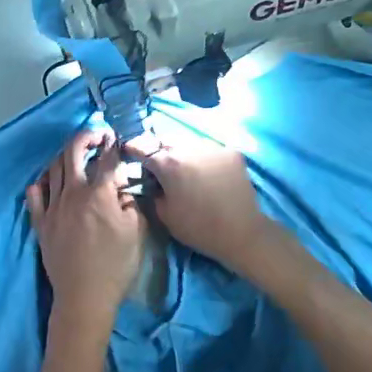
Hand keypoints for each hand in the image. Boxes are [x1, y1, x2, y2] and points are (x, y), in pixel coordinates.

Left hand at [26, 129, 144, 324]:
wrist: (84, 298)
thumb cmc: (115, 266)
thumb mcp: (136, 231)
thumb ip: (130, 201)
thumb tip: (122, 186)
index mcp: (98, 194)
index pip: (107, 158)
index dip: (115, 143)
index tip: (120, 138)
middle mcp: (72, 193)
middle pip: (74, 151)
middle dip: (87, 137)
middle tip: (99, 137)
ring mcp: (52, 207)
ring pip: (54, 167)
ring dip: (67, 154)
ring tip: (79, 155)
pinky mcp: (40, 223)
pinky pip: (35, 194)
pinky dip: (43, 181)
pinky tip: (51, 181)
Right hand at [125, 133, 273, 270]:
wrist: (242, 232)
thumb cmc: (199, 228)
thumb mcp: (165, 215)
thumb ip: (152, 192)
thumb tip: (150, 181)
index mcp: (169, 163)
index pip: (143, 147)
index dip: (133, 148)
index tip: (128, 151)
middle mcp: (189, 148)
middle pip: (166, 140)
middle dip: (158, 148)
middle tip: (157, 163)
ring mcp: (212, 147)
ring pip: (188, 142)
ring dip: (181, 151)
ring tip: (183, 168)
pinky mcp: (231, 151)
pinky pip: (209, 149)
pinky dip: (202, 157)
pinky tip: (205, 172)